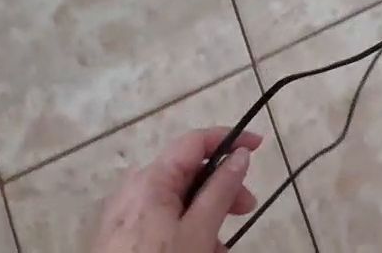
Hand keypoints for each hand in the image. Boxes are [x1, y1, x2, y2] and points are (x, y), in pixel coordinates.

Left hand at [91, 128, 261, 252]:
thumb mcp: (199, 229)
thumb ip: (222, 188)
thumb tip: (240, 154)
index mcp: (151, 179)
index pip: (196, 141)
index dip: (230, 139)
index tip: (259, 147)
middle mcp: (136, 191)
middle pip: (190, 174)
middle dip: (222, 188)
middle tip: (246, 208)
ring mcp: (127, 217)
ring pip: (180, 203)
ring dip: (208, 217)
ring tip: (221, 247)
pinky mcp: (122, 241)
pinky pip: (164, 223)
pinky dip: (187, 231)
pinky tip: (201, 252)